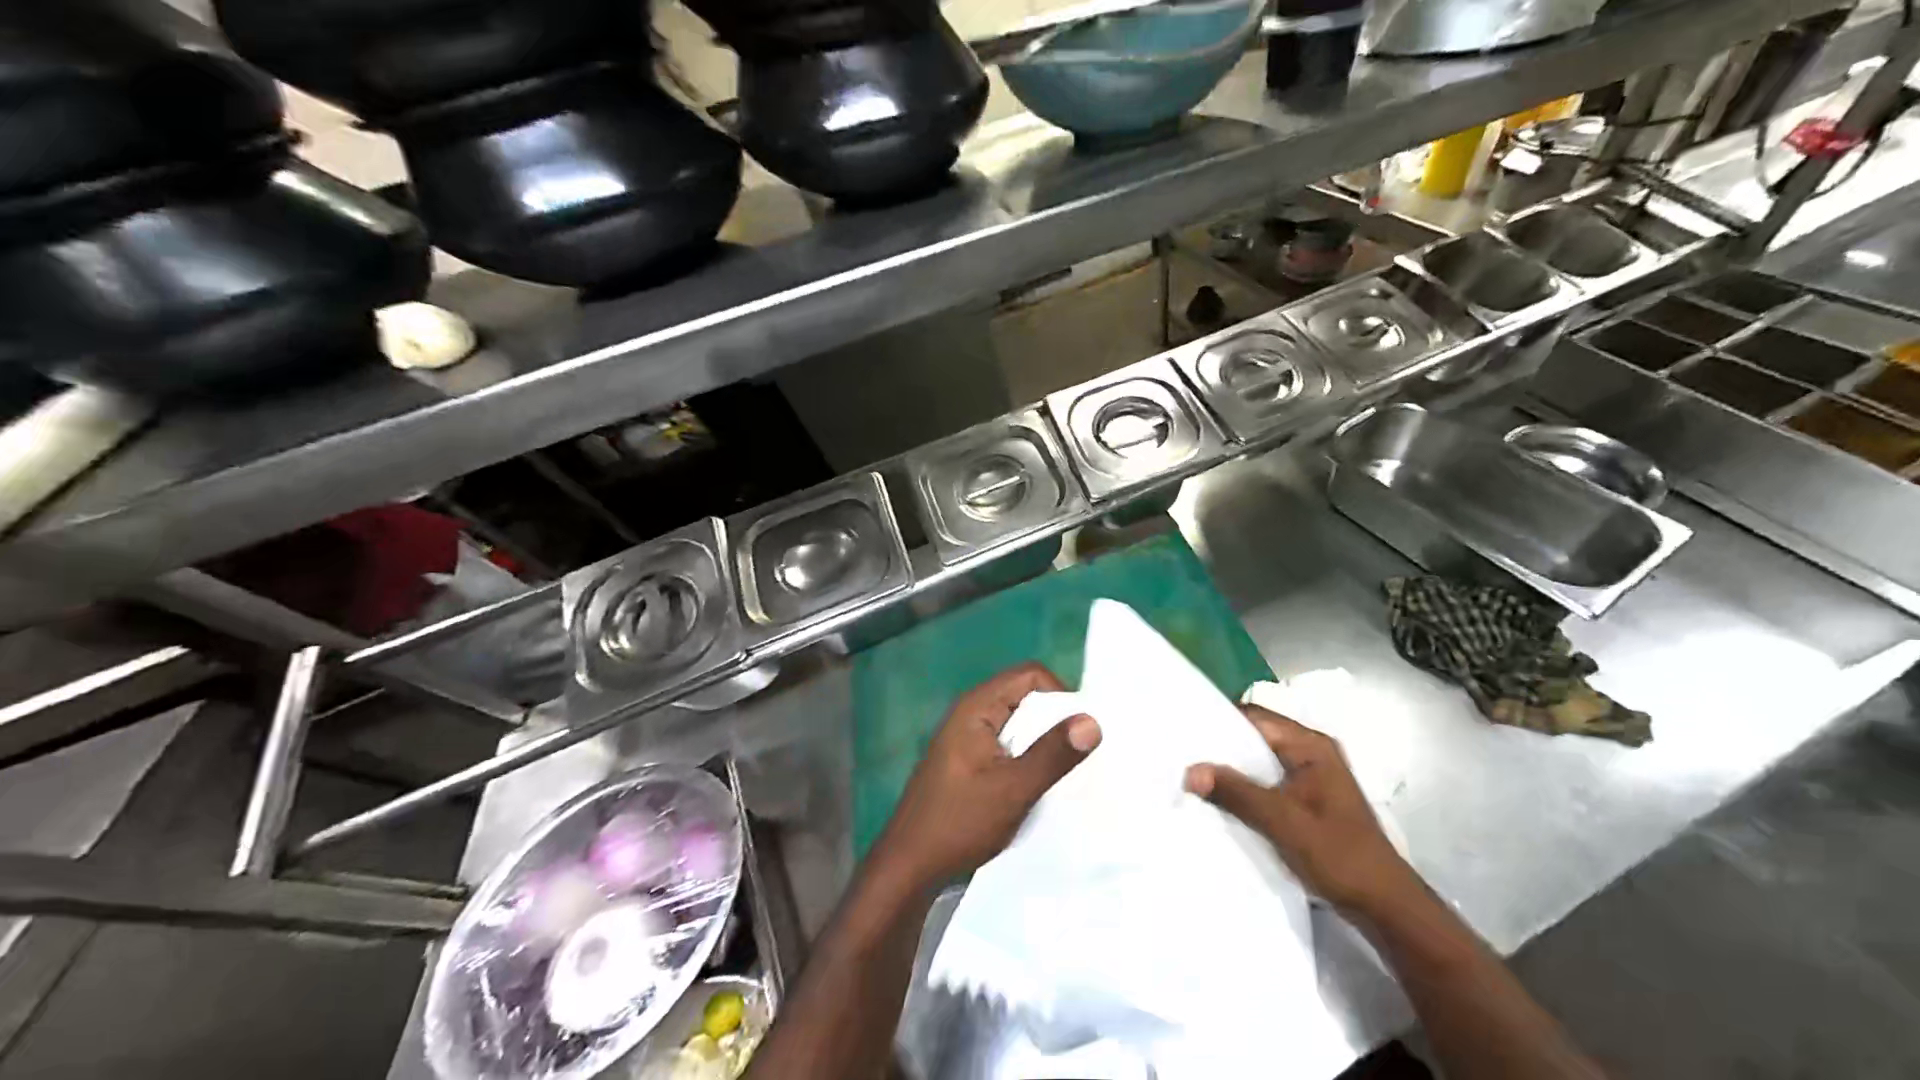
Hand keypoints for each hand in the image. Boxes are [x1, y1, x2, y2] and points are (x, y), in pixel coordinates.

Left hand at [872, 663, 1100, 891]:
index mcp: (977, 707)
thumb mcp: (1013, 790)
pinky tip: (1038, 788)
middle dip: (1055, 722)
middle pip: (1025, 698)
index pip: (1030, 675)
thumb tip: (1092, 720)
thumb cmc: (958, 822)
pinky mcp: (969, 762)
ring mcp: (968, 739)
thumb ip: (1052, 754)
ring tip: (1064, 776)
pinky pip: (1008, 746)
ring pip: (1018, 725)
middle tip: (1079, 757)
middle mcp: (971, 714)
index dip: (1061, 695)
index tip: (1080, 733)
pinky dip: (1027, 759)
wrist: (909, 866)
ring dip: (1043, 744)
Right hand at [1185, 704, 1420, 919]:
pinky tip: (1220, 798)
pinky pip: (1268, 780)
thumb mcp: (1281, 820)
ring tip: (1193, 773)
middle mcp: (1312, 752)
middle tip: (1181, 752)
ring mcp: (1313, 776)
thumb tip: (1189, 771)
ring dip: (1232, 768)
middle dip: (1221, 745)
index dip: (1219, 719)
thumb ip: (1235, 792)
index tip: (1183, 728)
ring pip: (1261, 760)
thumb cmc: (1338, 855)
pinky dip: (1245, 785)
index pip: (1255, 716)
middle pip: (1257, 736)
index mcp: (1311, 745)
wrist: (1385, 905)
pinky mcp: (1309, 799)